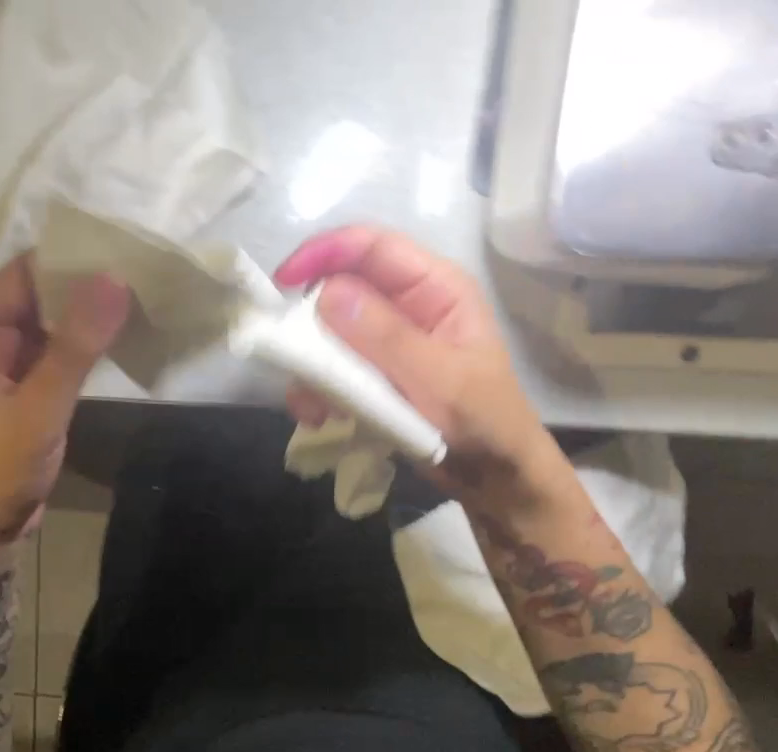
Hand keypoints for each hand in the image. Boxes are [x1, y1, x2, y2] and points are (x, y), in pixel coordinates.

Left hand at [0, 254, 130, 549]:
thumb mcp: (38, 410)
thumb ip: (75, 347)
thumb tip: (114, 278)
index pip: (27, 270)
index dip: (74, 255)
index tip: (127, 242)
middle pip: (42, 291)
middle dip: (88, 281)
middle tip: (149, 264)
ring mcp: (9, 360)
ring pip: (55, 320)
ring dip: (92, 312)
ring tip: (147, 288)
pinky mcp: (29, 385)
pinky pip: (60, 350)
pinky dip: (88, 343)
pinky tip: (126, 330)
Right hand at [274, 226, 548, 485]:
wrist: (495, 479)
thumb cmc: (483, 424)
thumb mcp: (439, 380)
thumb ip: (385, 337)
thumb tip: (326, 293)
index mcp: (435, 288)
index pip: (372, 247)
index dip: (324, 253)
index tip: (283, 283)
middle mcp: (408, 306)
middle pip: (342, 289)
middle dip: (311, 324)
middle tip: (292, 360)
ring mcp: (387, 343)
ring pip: (329, 334)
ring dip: (312, 368)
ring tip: (311, 406)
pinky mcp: (373, 376)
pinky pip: (332, 370)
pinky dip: (318, 392)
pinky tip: (321, 418)